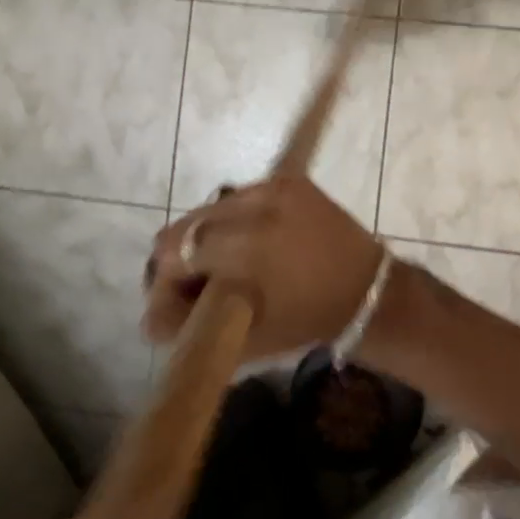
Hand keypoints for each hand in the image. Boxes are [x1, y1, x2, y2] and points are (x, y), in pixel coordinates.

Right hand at [142, 175, 386, 359]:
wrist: (370, 290)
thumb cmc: (308, 320)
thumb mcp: (242, 337)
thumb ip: (188, 327)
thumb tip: (150, 319)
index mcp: (246, 243)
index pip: (173, 250)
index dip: (166, 283)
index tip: (175, 307)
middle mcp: (257, 203)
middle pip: (187, 226)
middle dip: (183, 261)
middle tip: (196, 292)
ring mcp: (276, 186)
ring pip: (212, 210)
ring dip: (208, 240)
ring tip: (224, 271)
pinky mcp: (291, 181)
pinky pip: (242, 199)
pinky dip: (236, 223)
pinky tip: (250, 249)